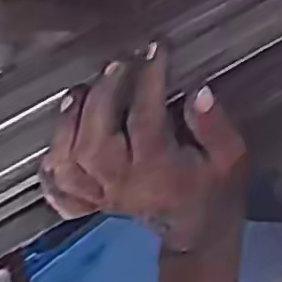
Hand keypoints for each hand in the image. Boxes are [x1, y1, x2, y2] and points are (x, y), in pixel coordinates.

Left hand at [39, 44, 248, 254]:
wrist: (201, 232)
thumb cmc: (219, 187)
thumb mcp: (231, 154)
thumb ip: (214, 124)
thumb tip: (199, 90)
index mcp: (159, 169)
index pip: (145, 119)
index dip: (148, 80)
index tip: (155, 50)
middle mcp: (122, 184)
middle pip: (95, 141)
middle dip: (103, 97)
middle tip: (116, 65)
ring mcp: (102, 196)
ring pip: (69, 164)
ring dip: (67, 125)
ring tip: (79, 92)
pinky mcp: (92, 203)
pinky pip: (59, 190)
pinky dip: (50, 166)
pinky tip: (56, 142)